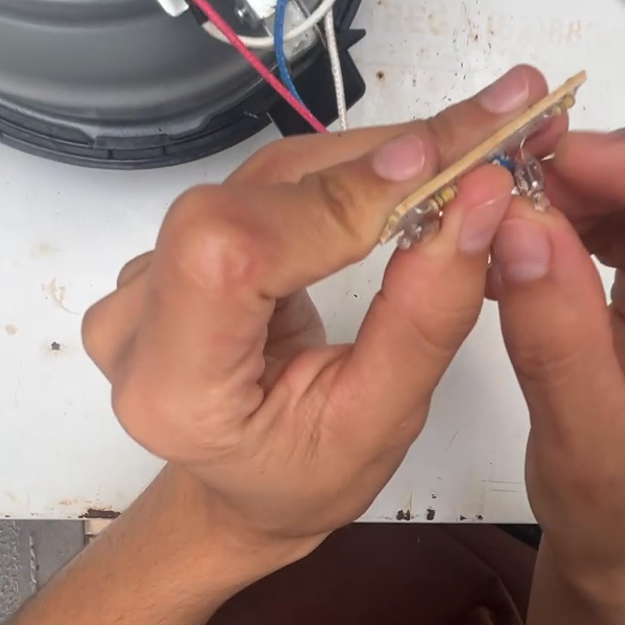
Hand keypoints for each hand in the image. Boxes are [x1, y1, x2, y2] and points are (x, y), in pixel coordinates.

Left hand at [82, 67, 566, 570]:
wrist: (247, 486)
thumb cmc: (306, 476)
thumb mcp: (379, 425)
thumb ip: (423, 322)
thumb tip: (476, 203)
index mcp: (174, 388)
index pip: (232, 251)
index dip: (335, 200)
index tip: (441, 170)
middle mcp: (137, 321)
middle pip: (253, 199)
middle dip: (379, 167)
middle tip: (487, 139)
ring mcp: (147, 277)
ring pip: (266, 180)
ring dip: (372, 161)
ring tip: (460, 156)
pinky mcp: (175, 250)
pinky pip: (266, 187)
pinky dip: (346, 175)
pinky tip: (406, 177)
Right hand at [489, 128, 624, 575]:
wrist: (608, 535)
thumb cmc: (609, 513)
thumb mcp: (578, 442)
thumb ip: (554, 338)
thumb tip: (520, 224)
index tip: (575, 159)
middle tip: (544, 164)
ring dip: (618, 179)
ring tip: (535, 193)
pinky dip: (604, 204)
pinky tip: (551, 218)